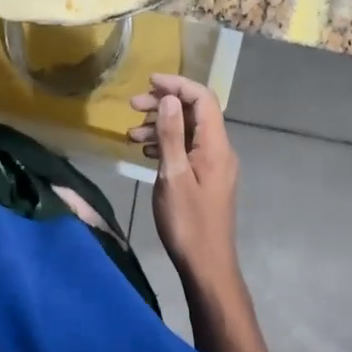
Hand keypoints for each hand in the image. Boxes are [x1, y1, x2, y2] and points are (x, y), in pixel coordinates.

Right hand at [130, 73, 240, 285]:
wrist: (206, 267)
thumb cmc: (188, 222)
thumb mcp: (173, 175)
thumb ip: (171, 134)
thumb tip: (169, 99)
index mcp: (216, 146)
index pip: (203, 99)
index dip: (177, 85)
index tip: (148, 83)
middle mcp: (219, 151)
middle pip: (194, 112)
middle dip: (164, 104)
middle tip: (132, 107)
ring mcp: (213, 165)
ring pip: (188, 131)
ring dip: (161, 125)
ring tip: (131, 133)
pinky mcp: (205, 178)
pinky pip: (186, 148)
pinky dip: (165, 143)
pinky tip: (144, 151)